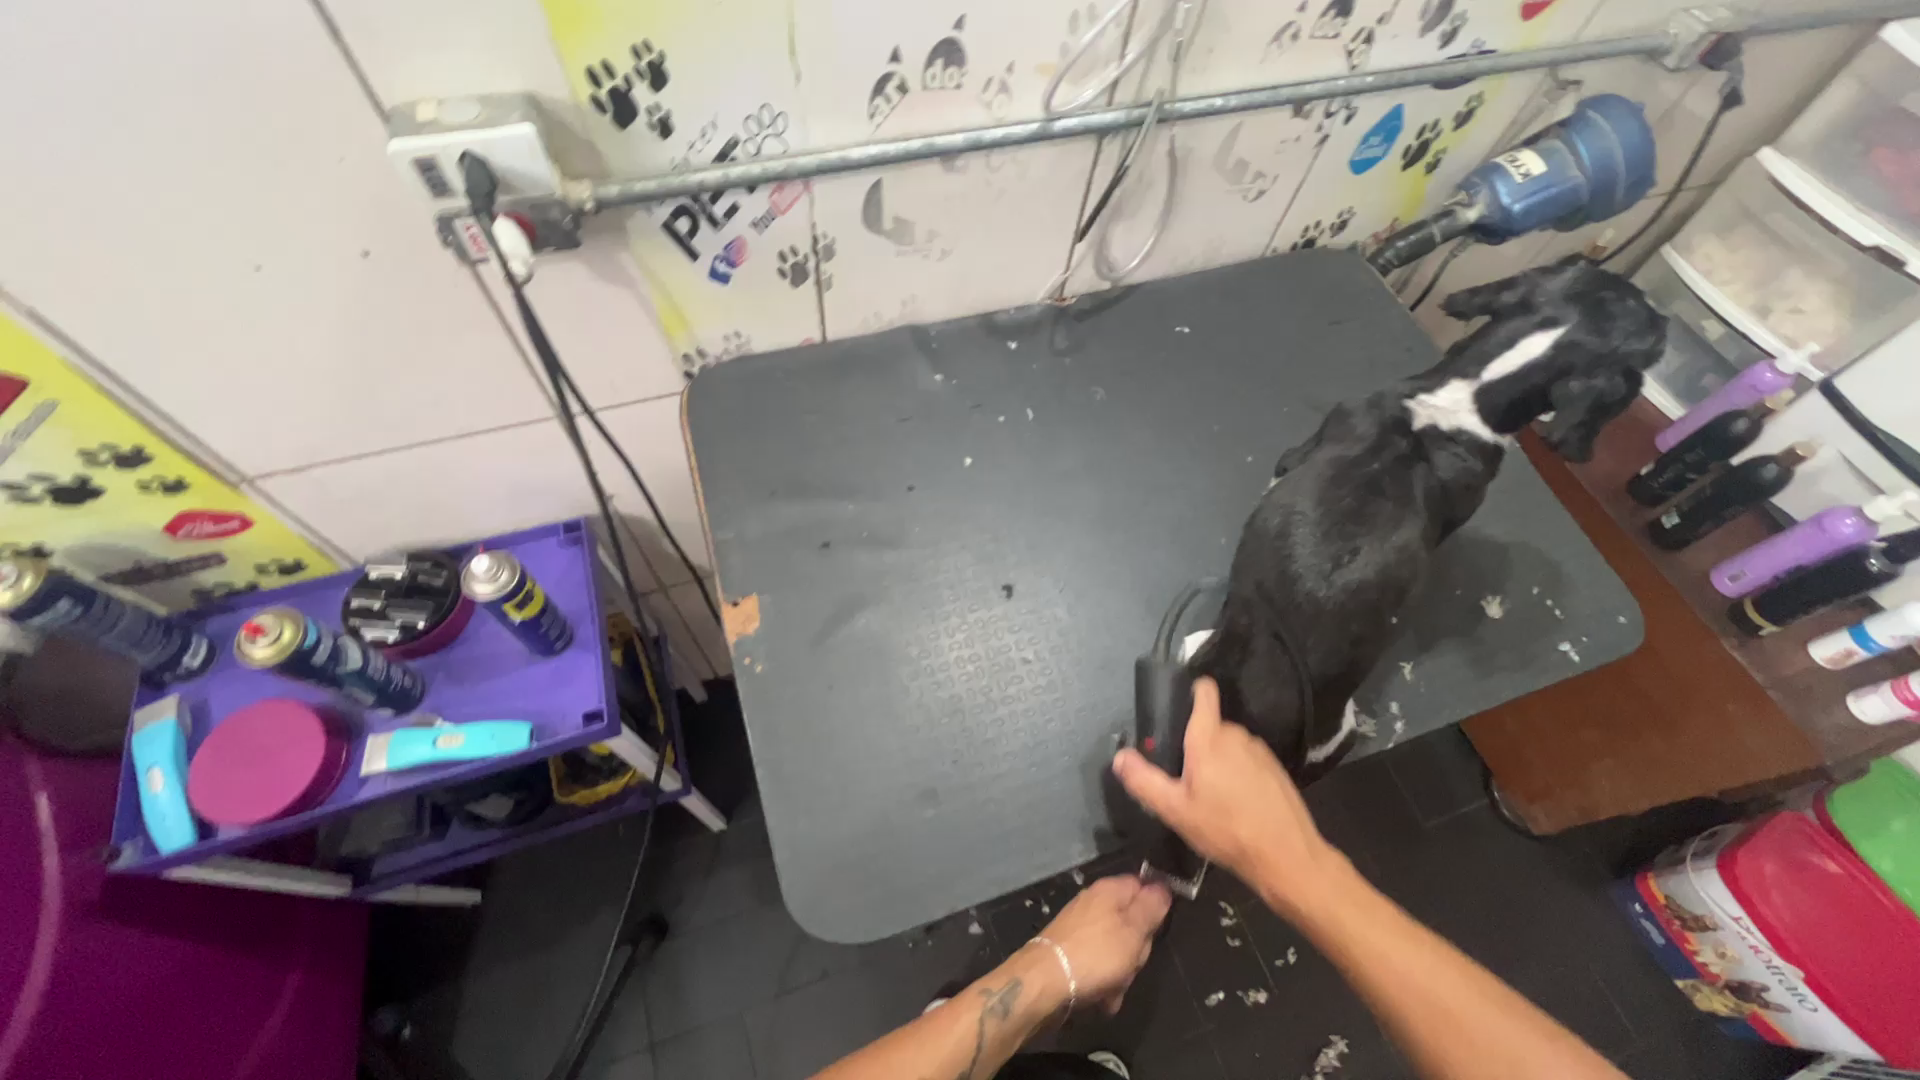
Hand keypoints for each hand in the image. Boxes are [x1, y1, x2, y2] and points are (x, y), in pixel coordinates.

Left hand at [1027, 875, 1170, 1013]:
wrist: (1046, 981)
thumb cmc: (1096, 954)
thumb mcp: (1133, 931)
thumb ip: (1151, 908)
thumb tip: (1164, 886)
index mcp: (1110, 890)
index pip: (1143, 886)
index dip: (1156, 909)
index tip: (1157, 929)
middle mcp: (1094, 902)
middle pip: (1132, 922)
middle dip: (1137, 948)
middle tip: (1132, 961)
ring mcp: (1081, 926)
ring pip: (1118, 948)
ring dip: (1122, 972)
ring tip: (1114, 985)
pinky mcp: (1072, 949)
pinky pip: (1100, 964)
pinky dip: (1105, 981)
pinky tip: (1103, 996)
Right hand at [1110, 678, 1344, 915]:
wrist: (1287, 857)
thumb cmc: (1226, 830)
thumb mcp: (1175, 811)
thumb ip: (1143, 780)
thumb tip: (1120, 756)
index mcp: (1209, 738)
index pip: (1203, 691)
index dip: (1189, 690)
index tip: (1175, 708)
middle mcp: (1236, 735)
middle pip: (1208, 726)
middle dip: (1194, 745)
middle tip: (1185, 780)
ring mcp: (1259, 750)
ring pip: (1228, 744)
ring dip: (1217, 760)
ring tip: (1211, 797)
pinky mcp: (1275, 768)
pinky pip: (1246, 759)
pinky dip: (1237, 773)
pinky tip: (1236, 804)